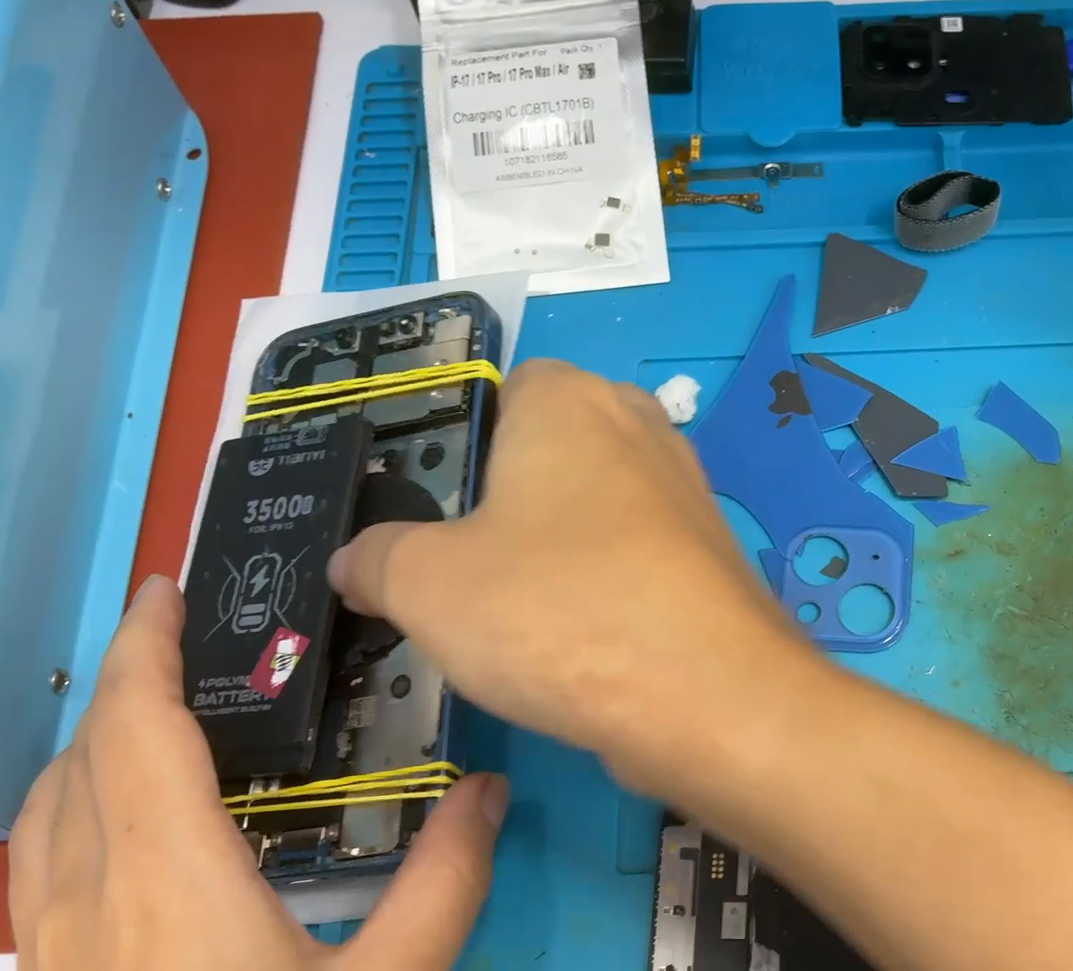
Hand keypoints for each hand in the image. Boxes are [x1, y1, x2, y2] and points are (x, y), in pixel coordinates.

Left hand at [9, 576, 508, 969]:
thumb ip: (448, 879)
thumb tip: (492, 788)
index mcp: (169, 886)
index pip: (134, 734)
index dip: (143, 649)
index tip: (164, 587)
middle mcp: (88, 910)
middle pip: (79, 762)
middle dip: (122, 683)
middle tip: (188, 639)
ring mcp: (57, 957)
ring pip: (45, 816)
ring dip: (95, 742)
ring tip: (162, 710)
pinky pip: (45, 866)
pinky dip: (83, 803)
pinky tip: (140, 823)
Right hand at [328, 359, 814, 793]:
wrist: (703, 685)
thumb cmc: (553, 606)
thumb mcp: (427, 584)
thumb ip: (380, 558)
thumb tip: (358, 559)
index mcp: (570, 399)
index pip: (508, 388)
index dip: (467, 439)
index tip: (438, 505)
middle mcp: (640, 423)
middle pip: (556, 445)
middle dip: (512, 495)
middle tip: (469, 563)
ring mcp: (687, 485)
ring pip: (599, 500)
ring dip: (560, 542)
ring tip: (521, 610)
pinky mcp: (713, 545)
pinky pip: (640, 547)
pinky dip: (610, 576)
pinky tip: (584, 633)